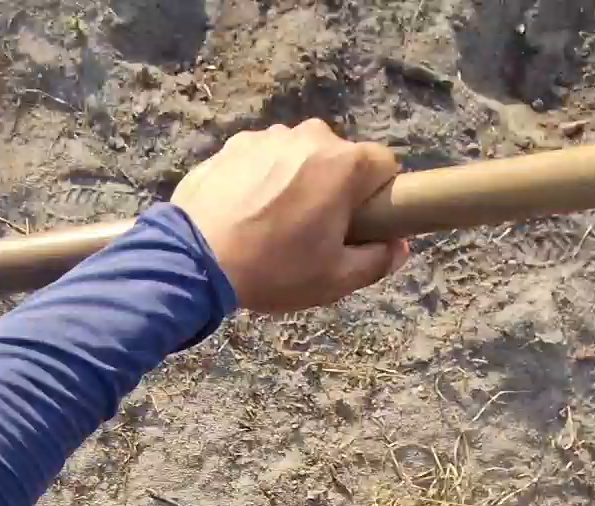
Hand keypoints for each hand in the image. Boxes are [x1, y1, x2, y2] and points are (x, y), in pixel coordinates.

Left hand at [171, 119, 409, 312]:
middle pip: (338, 161)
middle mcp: (309, 137)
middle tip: (310, 236)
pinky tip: (243, 217)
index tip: (358, 227)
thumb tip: (399, 248)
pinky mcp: (231, 146)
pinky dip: (259, 183)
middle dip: (333, 192)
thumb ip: (375, 262)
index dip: (377, 199)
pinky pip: (260, 161)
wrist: (196, 259)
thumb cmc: (272, 270)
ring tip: (270, 228)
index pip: (385, 167)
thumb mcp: (333, 280)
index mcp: (344, 164)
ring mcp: (267, 137)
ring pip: (297, 159)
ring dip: (294, 185)